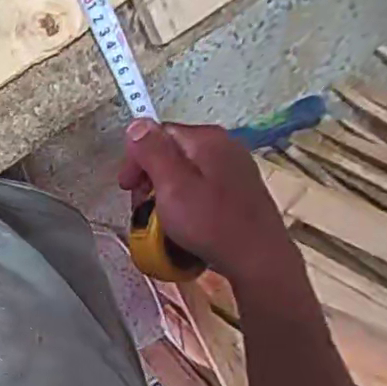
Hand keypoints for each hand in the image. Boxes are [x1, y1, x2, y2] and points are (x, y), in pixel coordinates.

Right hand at [117, 119, 296, 285]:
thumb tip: (137, 125)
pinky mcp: (241, 191)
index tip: (128, 188)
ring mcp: (236, 168)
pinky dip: (187, 201)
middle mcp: (224, 146)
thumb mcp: (172, 185)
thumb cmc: (211, 223)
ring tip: (160, 220)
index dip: (136, 160)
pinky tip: (185, 223)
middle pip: (172, 152)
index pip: (157, 134)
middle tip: (142, 208)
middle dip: (150, 178)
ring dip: (166, 192)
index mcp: (206, 138)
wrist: (258, 260)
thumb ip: (152, 151)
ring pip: (187, 172)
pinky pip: (203, 188)